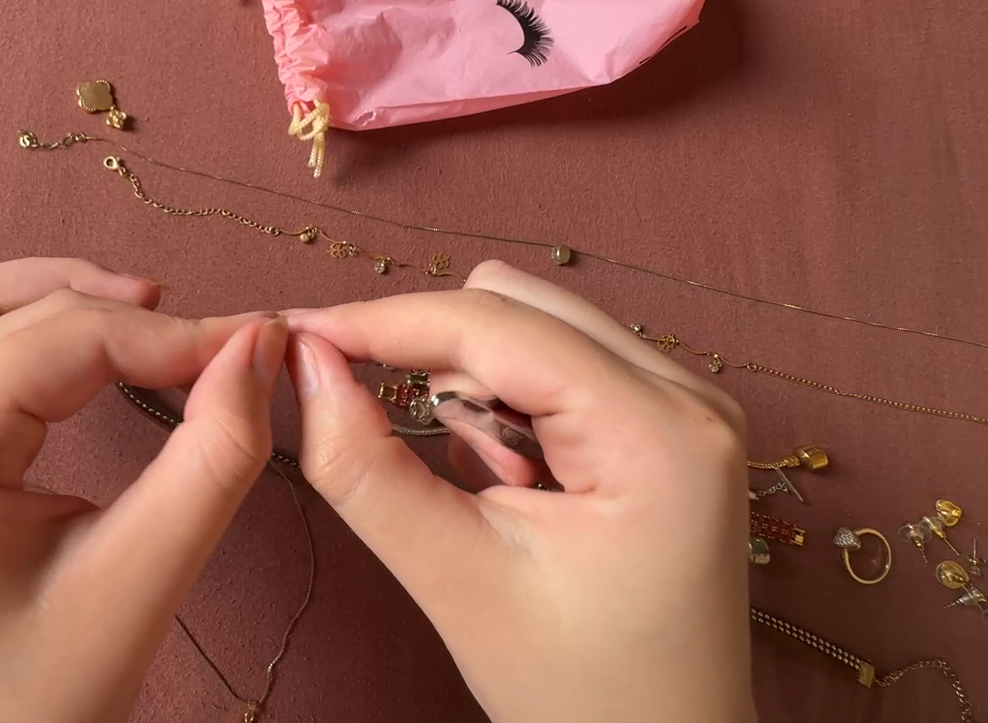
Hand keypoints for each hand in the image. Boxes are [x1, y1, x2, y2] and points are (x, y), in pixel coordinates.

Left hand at [0, 258, 287, 721]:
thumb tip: (259, 347)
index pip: (75, 339)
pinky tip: (82, 339)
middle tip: (226, 345)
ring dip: (74, 295)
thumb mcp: (138, 582)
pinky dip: (33, 319)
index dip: (181, 333)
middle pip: (36, 314)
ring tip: (155, 311)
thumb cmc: (28, 711)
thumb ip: (214, 453)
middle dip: (141, 319)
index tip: (261, 339)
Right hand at [286, 261, 753, 722]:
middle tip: (420, 447)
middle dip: (434, 359)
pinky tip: (512, 471)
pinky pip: (541, 346)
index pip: (490, 326)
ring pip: (519, 316)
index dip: (383, 320)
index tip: (302, 332)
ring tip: (490, 480)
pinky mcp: (657, 404)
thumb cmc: (576, 689)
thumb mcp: (450, 579)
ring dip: (468, 379)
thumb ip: (360, 465)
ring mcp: (679, 392)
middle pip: (506, 303)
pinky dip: (495, 390)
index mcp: (657, 436)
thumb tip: (306, 362)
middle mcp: (684, 391)